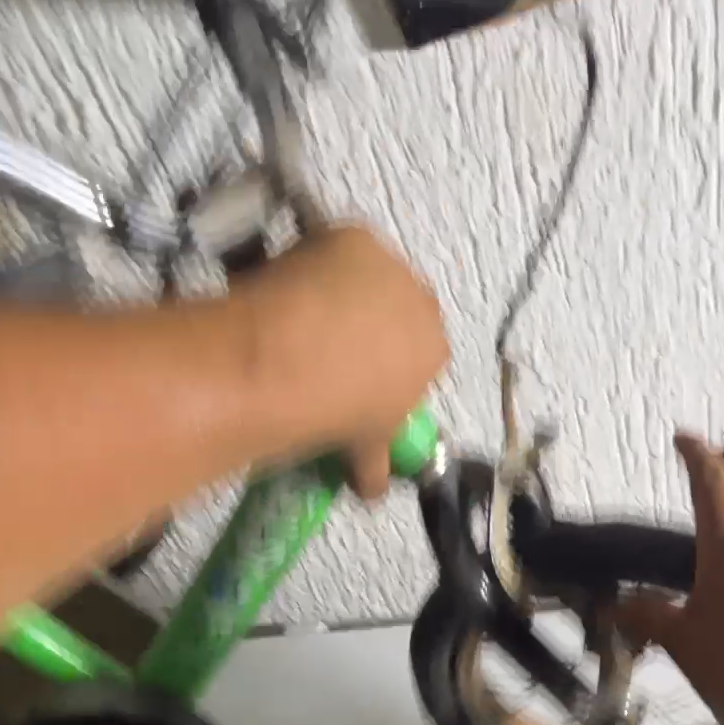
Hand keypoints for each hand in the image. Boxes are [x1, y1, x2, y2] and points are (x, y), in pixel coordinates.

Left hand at [232, 223, 447, 498]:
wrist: (294, 364)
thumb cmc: (336, 413)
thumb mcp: (363, 446)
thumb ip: (374, 462)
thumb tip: (371, 488)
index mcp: (435, 352)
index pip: (421, 352)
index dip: (388, 361)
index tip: (357, 374)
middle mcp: (425, 305)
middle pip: (400, 307)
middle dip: (372, 320)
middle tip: (327, 342)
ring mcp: (392, 266)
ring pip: (370, 274)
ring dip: (345, 287)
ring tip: (300, 312)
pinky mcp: (355, 236)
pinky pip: (338, 247)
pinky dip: (317, 259)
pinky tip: (288, 281)